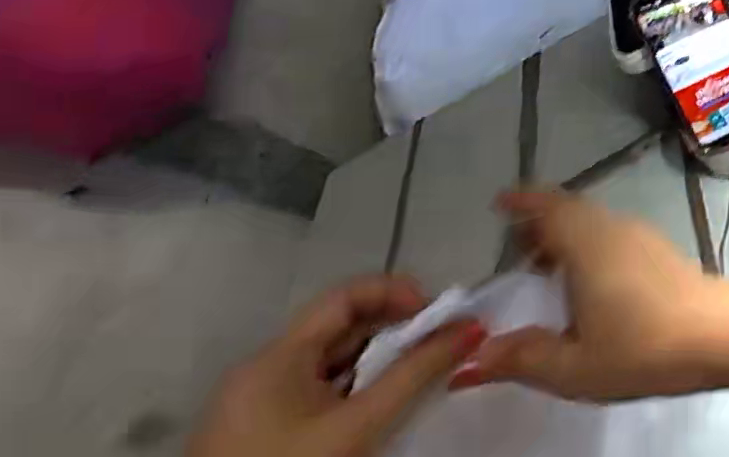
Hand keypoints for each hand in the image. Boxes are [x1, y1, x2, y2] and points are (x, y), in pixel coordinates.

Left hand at [188, 276, 485, 456]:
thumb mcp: (362, 423)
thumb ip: (419, 369)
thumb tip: (475, 325)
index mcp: (275, 358)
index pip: (347, 295)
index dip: (397, 292)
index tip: (435, 316)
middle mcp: (260, 371)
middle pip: (342, 327)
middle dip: (395, 331)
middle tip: (437, 347)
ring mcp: (253, 406)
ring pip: (332, 361)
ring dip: (379, 361)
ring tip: (414, 378)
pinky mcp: (256, 434)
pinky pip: (317, 391)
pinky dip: (355, 388)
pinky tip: (378, 408)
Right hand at [454, 190, 717, 401]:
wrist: (714, 331)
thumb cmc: (640, 346)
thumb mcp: (573, 365)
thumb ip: (522, 357)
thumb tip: (473, 357)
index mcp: (590, 245)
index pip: (552, 208)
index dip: (524, 201)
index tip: (499, 201)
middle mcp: (615, 229)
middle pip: (572, 211)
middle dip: (540, 222)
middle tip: (512, 249)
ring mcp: (641, 235)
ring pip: (594, 222)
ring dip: (566, 234)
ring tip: (541, 269)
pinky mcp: (658, 248)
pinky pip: (611, 233)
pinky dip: (588, 244)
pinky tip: (583, 281)